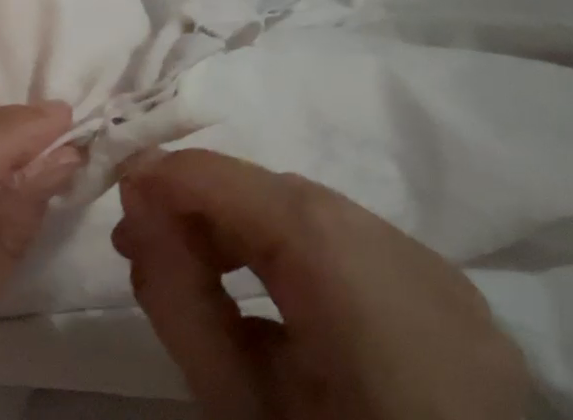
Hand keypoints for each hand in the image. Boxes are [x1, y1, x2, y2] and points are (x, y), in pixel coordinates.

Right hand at [114, 149, 529, 419]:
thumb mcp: (242, 403)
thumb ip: (181, 298)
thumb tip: (140, 213)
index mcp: (351, 266)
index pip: (240, 183)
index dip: (168, 176)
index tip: (115, 191)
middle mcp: (403, 250)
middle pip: (279, 196)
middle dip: (202, 205)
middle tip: (140, 243)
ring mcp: (440, 279)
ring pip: (317, 222)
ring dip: (245, 231)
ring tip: (193, 274)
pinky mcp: (456, 312)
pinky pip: (354, 257)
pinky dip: (296, 262)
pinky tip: (265, 306)